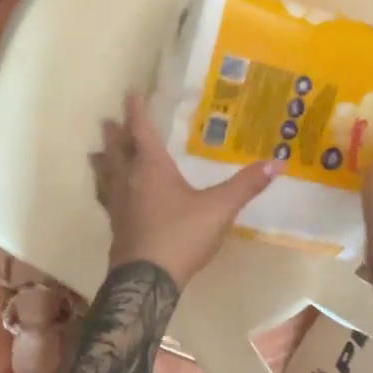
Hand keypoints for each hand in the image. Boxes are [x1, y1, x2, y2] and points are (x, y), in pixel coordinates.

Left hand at [91, 92, 279, 287]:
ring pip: (105, 174)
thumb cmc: (181, 235)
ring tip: (95, 153)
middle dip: (114, 134)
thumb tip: (277, 163)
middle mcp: (128, 180)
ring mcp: (117, 204)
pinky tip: (109, 196)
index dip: (135, 111)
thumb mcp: (219, 208)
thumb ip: (246, 185)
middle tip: (107, 120)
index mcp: (151, 168)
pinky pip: (106, 198)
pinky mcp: (115, 226)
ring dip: (102, 160)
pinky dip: (104, 188)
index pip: (140, 131)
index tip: (130, 92)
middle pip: (116, 150)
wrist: (146, 280)